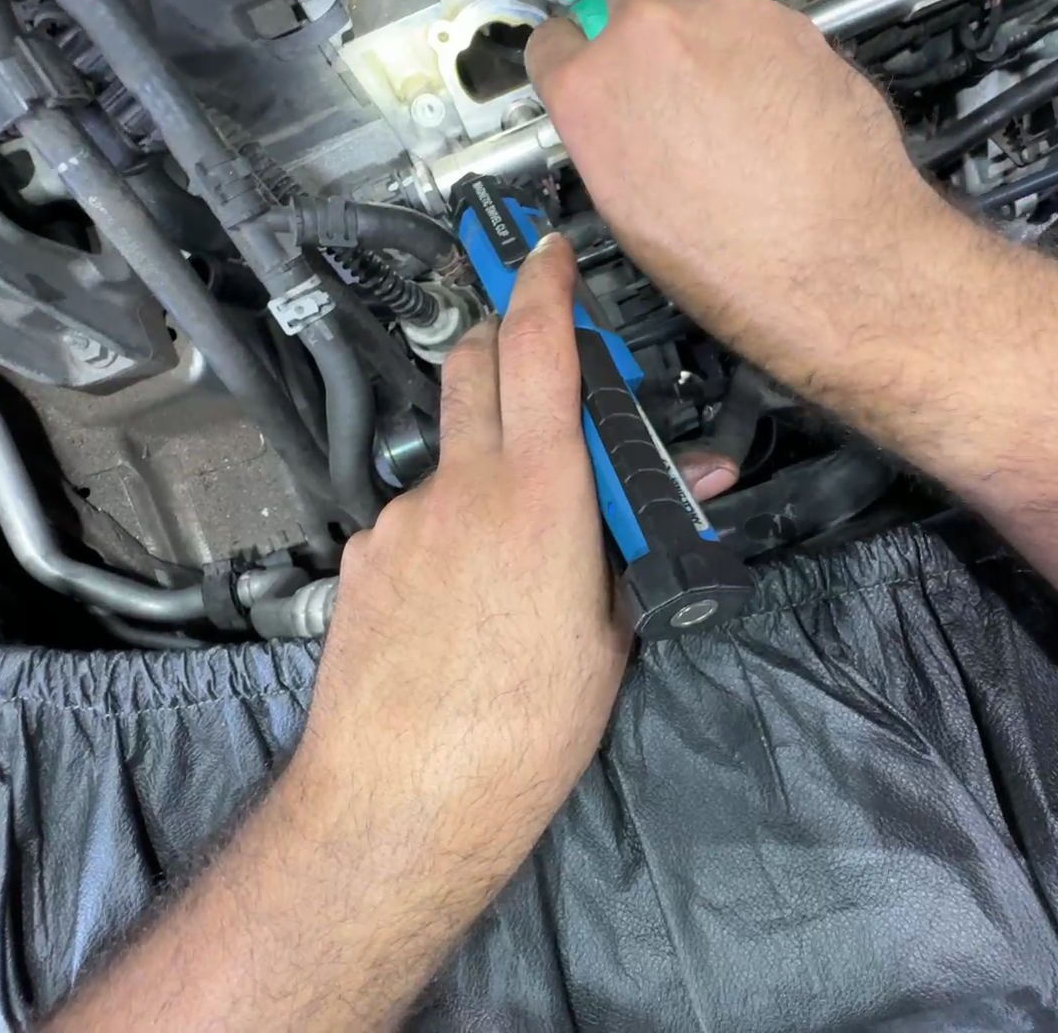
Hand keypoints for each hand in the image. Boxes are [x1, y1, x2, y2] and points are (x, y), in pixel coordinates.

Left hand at [306, 232, 628, 858]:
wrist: (401, 803)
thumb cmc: (527, 728)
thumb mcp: (613, 631)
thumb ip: (640, 538)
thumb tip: (692, 482)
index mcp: (539, 496)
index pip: (538, 353)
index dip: (543, 288)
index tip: (545, 254)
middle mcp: (462, 488)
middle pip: (472, 366)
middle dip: (504, 342)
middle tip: (542, 371)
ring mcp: (402, 519)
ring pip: (450, 451)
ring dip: (487, 460)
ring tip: (516, 545)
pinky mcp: (365, 556)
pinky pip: (418, 513)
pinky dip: (450, 522)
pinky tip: (464, 592)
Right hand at [525, 0, 947, 354]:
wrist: (828, 263)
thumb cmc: (731, 263)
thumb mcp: (631, 217)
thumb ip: (611, 146)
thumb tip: (620, 134)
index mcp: (594, 92)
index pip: (553, 44)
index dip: (572, 60)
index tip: (586, 65)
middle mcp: (651, 38)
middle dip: (645, 33)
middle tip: (671, 89)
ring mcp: (725, 20)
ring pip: (703, 12)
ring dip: (713, 54)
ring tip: (738, 126)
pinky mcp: (791, 24)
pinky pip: (762, 30)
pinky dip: (765, 63)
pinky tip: (777, 122)